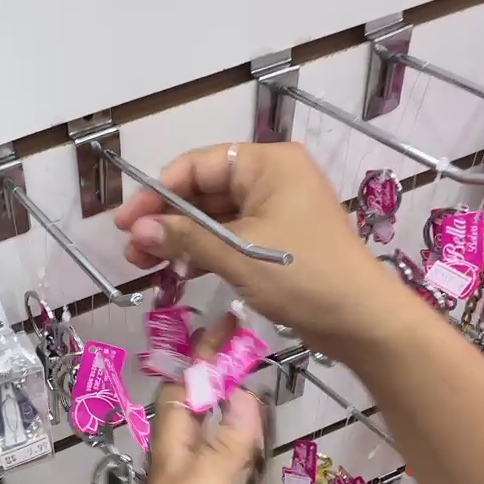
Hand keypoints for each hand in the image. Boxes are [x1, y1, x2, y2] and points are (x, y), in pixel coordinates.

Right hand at [112, 142, 423, 358]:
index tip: (125, 224)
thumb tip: (138, 230)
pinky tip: (178, 271)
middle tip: (132, 252)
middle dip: (164, 220)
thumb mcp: (236, 254)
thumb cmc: (302, 275)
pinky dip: (202, 252)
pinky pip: (228, 237)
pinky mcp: (274, 241)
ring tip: (145, 265)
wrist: (357, 317)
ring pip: (212, 218)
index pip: (196, 166)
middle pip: (202, 191)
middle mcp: (269, 179)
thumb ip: (184, 238)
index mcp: (266, 165)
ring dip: (178, 239)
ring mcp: (273, 211)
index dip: (156, 194)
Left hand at [128, 347, 262, 483]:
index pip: (179, 390)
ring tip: (252, 376)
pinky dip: (232, 435)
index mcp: (170, 454)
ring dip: (222, 399)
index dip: (197, 356)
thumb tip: (243, 394)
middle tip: (246, 341)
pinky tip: (248, 437)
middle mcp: (175, 463)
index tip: (226, 322)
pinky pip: (216, 457)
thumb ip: (221, 448)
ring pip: (203, 429)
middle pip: (190, 404)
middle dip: (210, 369)